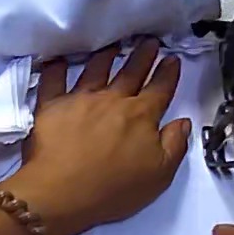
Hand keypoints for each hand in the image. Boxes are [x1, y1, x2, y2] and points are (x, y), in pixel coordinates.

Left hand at [2, 40, 190, 234]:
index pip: (160, 89)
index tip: (172, 59)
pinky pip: (53, 79)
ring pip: (96, 69)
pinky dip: (56, 67)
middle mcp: (112, 100)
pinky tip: (60, 60)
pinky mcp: (51, 106)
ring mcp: (80, 100)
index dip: (168, 74)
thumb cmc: (112, 190)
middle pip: (131, 72)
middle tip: (149, 41)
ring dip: (106, 55)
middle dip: (142, 56)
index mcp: (141, 116)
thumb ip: (174, 146)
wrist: (61, 193)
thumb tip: (182, 122)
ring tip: (113, 46)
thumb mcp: (158, 176)